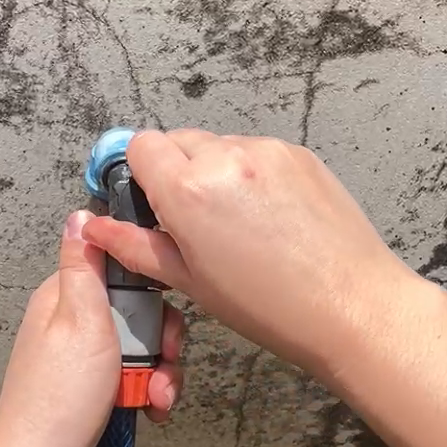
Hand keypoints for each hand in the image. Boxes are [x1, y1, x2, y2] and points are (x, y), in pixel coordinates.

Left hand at [0, 210, 185, 446]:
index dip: (148, 285)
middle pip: (137, 310)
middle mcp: (73, 322)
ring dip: (159, 372)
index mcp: (63, 296)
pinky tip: (152, 412)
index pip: (117, 266)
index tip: (164, 309)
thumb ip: (84, 265)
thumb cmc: (63, 393)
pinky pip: (133, 377)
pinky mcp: (95, 391)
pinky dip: (147, 392)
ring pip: (141, 347)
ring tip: (159, 400)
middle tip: (166, 362)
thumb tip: (80, 214)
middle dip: (161, 340)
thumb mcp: (79, 319)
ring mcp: (84, 359)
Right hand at [80, 130, 424, 380]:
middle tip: (195, 220)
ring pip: (218, 145)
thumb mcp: (190, 281)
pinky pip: (256, 151)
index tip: (150, 201)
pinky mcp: (298, 152)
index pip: (140, 145)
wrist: (352, 305)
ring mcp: (267, 150)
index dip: (140, 173)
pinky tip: (270, 214)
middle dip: (176, 172)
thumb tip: (95, 227)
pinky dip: (250, 173)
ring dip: (215, 172)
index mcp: (189, 190)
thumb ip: (136, 245)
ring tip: (240, 222)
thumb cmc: (270, 306)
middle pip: (178, 140)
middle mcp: (226, 157)